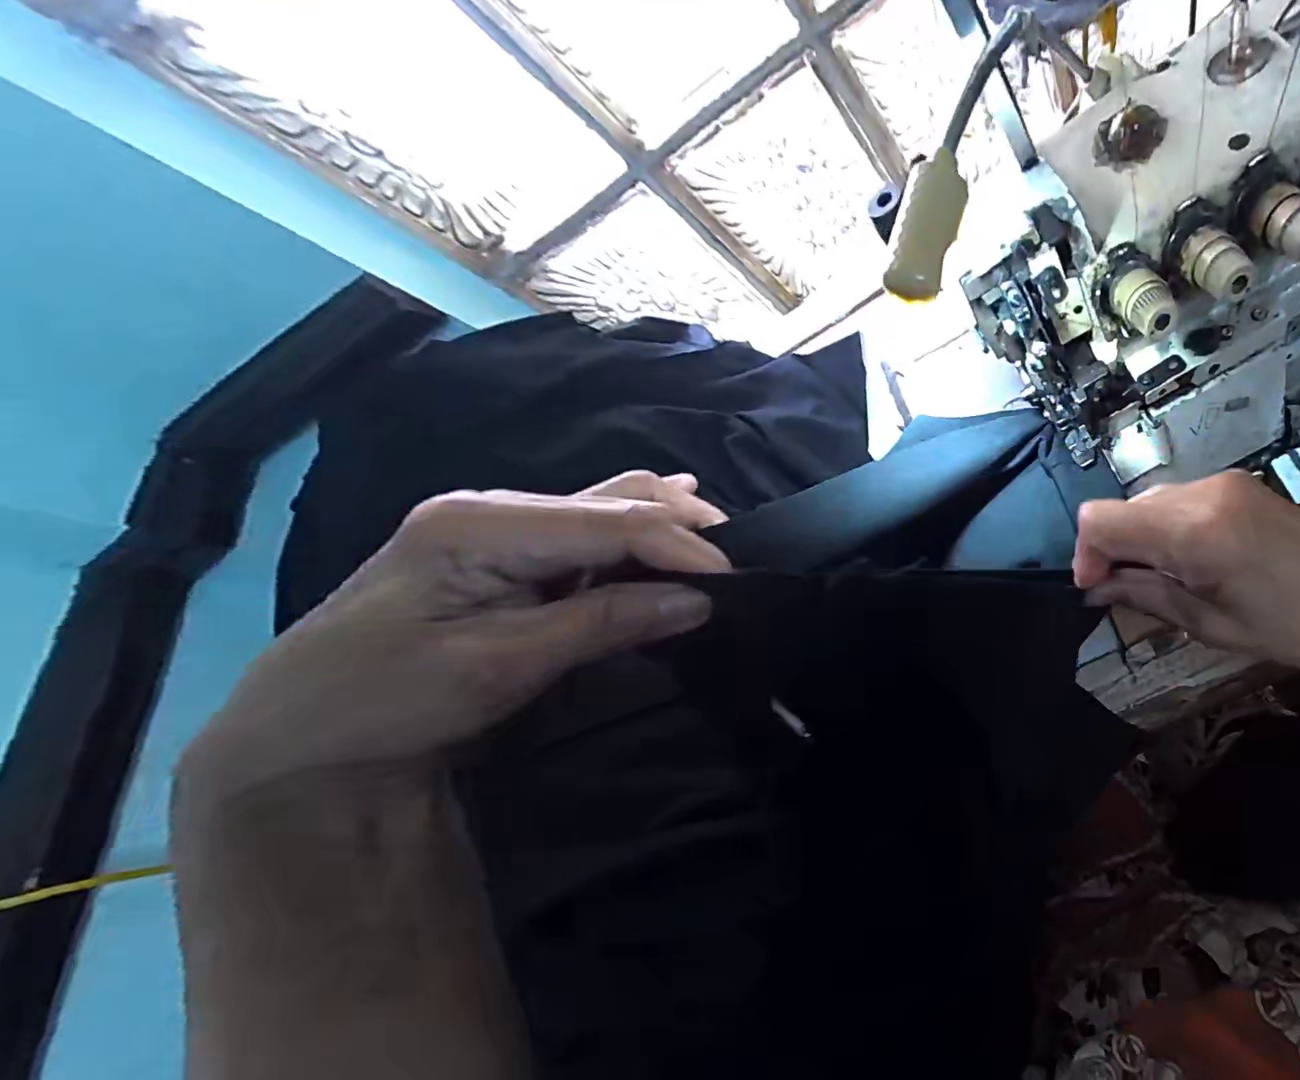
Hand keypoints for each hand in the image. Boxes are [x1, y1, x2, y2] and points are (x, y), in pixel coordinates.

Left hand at [186, 471, 730, 788]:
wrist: (300, 738)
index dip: (680, 546)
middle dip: (683, 526)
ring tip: (718, 545)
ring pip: (609, 504)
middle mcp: (494, 508)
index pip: (610, 522)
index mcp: (480, 525)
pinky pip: (592, 527)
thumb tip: (699, 601)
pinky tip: (678, 515)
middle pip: (615, 499)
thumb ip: (603, 622)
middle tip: (737, 563)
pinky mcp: (510, 551)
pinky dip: (641, 531)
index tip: (733, 583)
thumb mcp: (498, 668)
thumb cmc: (386, 702)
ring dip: (667, 523)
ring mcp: (500, 525)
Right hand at [1073, 471, 1299, 683]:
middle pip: (1123, 508)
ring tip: (1165, 580)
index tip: (1099, 590)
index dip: (1087, 555)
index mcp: (1193, 530)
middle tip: (1128, 592)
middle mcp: (1202, 492)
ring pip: (1149, 503)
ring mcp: (1224, 483)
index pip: (1100, 520)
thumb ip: (1144, 596)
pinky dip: (1168, 529)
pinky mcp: (1240, 485)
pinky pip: (1180, 501)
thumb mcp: (1211, 625)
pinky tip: (1193, 560)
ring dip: (1141, 539)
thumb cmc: (1298, 629)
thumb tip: (1097, 588)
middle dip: (1113, 549)